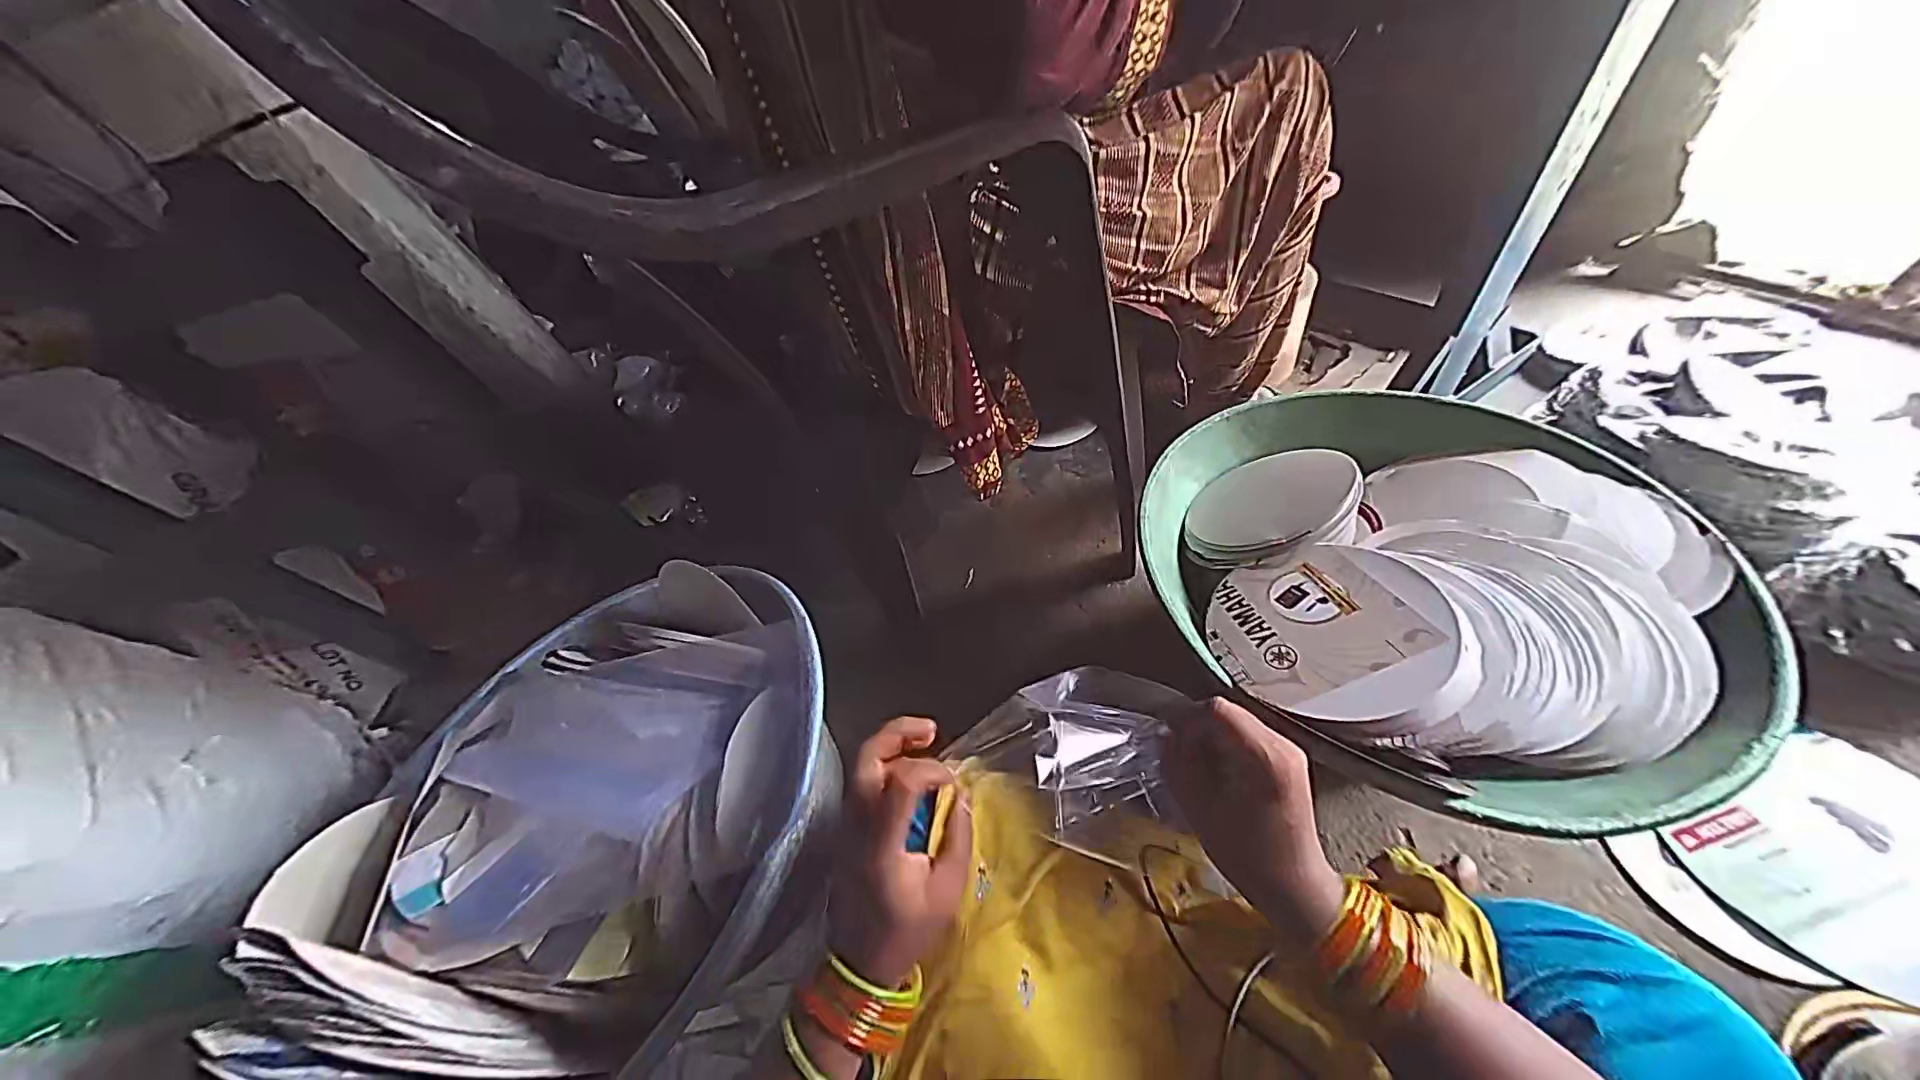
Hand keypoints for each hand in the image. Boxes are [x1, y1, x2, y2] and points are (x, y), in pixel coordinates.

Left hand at [828, 717, 973, 987]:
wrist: (858, 962)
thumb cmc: (905, 930)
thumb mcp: (946, 892)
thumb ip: (956, 837)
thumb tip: (958, 794)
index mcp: (882, 842)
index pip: (900, 782)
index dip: (930, 769)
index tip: (952, 780)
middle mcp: (858, 824)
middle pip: (867, 758)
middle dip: (898, 733)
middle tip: (931, 730)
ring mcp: (847, 823)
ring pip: (861, 765)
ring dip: (892, 745)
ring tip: (925, 742)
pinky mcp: (847, 827)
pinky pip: (864, 781)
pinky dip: (886, 764)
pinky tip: (912, 771)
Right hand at [1166, 699, 1344, 942]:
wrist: (1294, 886)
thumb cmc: (1248, 856)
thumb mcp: (1200, 809)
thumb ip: (1179, 764)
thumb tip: (1168, 735)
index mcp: (1265, 756)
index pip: (1216, 710)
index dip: (1187, 722)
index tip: (1173, 743)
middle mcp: (1282, 745)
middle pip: (1226, 712)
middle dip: (1198, 731)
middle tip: (1183, 759)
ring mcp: (1288, 749)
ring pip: (1234, 721)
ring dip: (1210, 739)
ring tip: (1202, 771)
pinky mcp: (1287, 757)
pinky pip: (1245, 735)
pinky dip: (1225, 746)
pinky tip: (1220, 775)